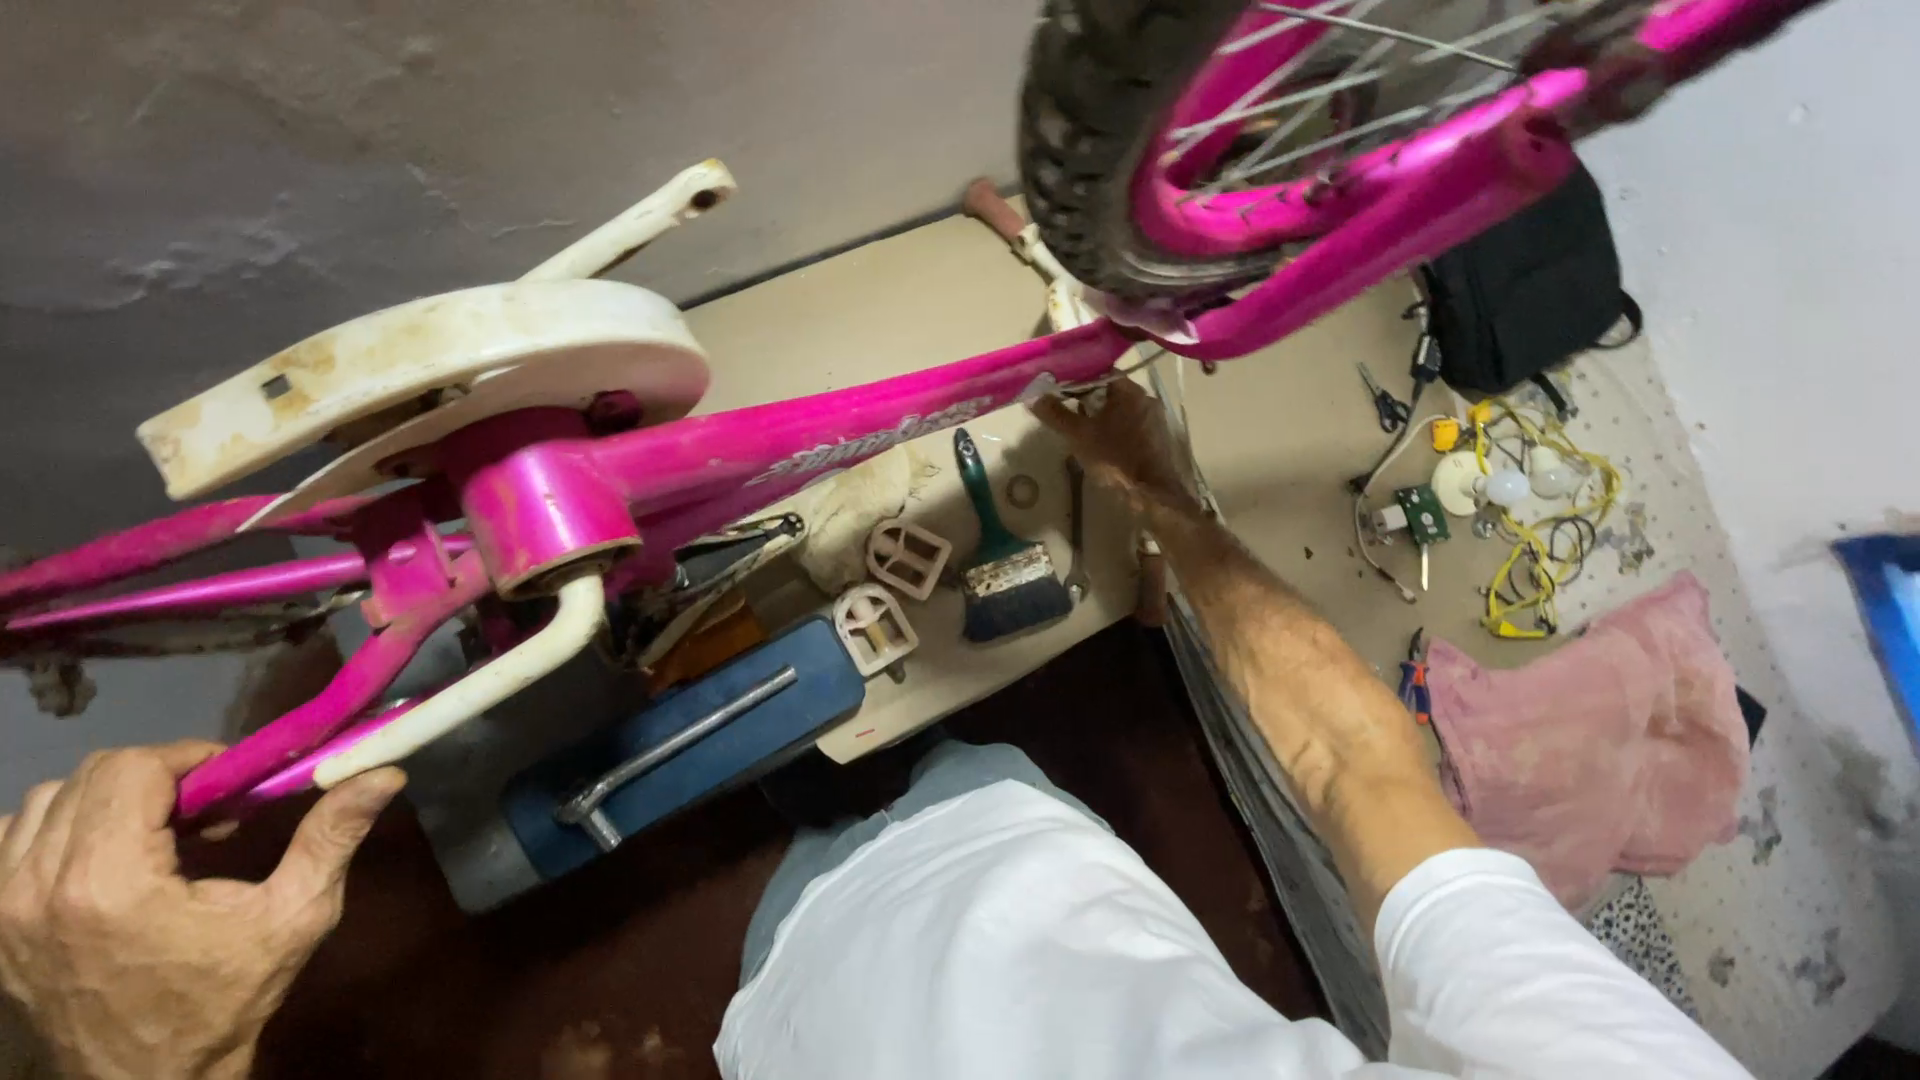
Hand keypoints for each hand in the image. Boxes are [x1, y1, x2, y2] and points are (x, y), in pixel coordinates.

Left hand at [0, 742, 403, 1078]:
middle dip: (159, 775)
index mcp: (108, 883)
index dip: (191, 757)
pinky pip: (11, 842)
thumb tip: (385, 774)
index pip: (129, 770)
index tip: (236, 782)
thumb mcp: (297, 914)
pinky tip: (113, 856)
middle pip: (85, 779)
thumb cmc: (229, 993)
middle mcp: (33, 889)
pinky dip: (62, 829)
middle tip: (213, 807)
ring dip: (109, 800)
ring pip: (41, 805)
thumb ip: (332, 836)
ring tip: (165, 832)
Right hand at [1032, 380, 1197, 514]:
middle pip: (1110, 391)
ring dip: (1100, 417)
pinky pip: (1130, 426)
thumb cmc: (1115, 459)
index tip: (1059, 389)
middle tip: (1065, 411)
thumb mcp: (1079, 436)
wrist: (1151, 494)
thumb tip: (1034, 397)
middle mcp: (1146, 399)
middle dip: (1087, 400)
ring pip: (1121, 410)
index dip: (1077, 378)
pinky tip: (1101, 445)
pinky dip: (1114, 430)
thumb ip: (1056, 414)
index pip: (1100, 372)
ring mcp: (1155, 421)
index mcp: (1130, 391)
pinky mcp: (1157, 440)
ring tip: (1079, 430)